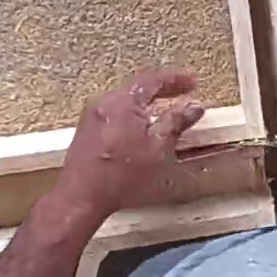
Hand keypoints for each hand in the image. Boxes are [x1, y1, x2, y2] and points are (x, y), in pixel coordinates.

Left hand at [52, 69, 204, 223]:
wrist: (82, 197)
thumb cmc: (122, 175)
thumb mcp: (157, 149)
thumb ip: (175, 123)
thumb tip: (194, 106)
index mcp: (123, 102)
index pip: (153, 80)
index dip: (175, 80)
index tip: (193, 82)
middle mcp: (105, 102)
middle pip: (137, 88)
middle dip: (162, 89)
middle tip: (182, 92)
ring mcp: (92, 115)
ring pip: (125, 100)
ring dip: (146, 102)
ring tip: (165, 109)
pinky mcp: (86, 129)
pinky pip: (114, 112)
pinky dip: (131, 113)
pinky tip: (141, 125)